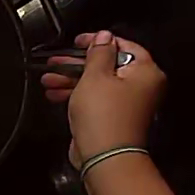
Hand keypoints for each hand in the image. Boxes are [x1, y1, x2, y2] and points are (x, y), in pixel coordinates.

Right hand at [40, 30, 163, 166]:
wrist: (103, 157)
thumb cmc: (104, 117)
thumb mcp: (95, 76)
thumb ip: (98, 52)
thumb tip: (103, 37)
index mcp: (145, 72)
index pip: (122, 45)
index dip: (98, 41)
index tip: (79, 42)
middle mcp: (141, 87)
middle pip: (107, 65)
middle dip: (77, 64)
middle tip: (57, 61)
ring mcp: (127, 104)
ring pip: (97, 84)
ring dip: (71, 80)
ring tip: (49, 79)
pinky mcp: (113, 118)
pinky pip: (94, 100)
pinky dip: (77, 95)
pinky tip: (56, 93)